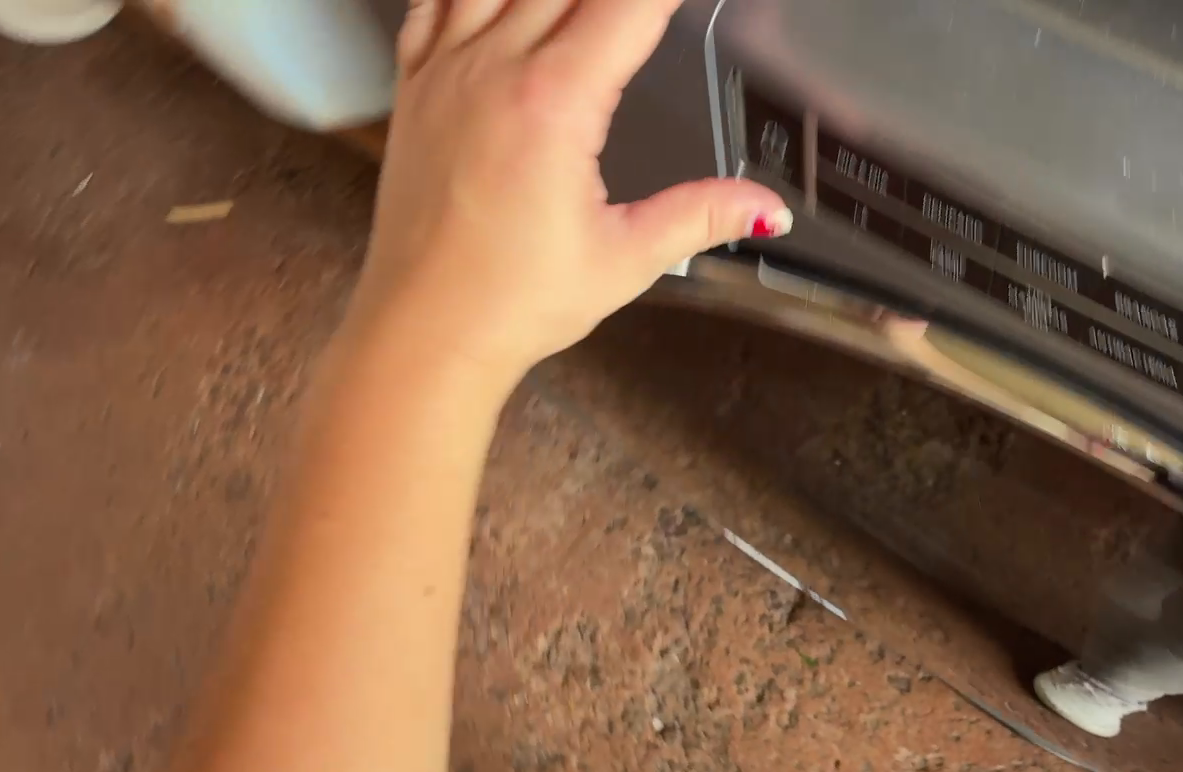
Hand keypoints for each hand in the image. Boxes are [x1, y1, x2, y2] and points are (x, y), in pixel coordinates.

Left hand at [345, 0, 790, 384]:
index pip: (627, 9)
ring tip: (583, 5)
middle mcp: (493, 67)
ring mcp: (445, 70)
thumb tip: (766, 207)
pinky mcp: (416, 89)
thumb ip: (700, 217)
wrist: (429, 327)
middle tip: (647, 7)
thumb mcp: (627, 259)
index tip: (688, 1)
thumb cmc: (518, 299)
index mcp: (553, 103)